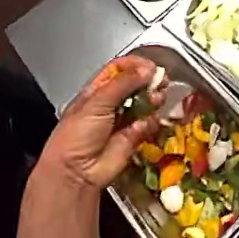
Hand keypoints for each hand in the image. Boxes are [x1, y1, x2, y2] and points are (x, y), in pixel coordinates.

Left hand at [36, 55, 161, 190]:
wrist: (77, 172)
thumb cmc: (77, 134)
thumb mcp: (97, 102)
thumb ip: (124, 84)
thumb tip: (148, 69)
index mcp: (96, 91)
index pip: (118, 70)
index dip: (134, 65)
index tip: (150, 66)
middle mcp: (111, 103)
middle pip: (135, 85)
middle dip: (149, 81)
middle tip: (161, 81)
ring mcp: (124, 119)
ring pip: (145, 103)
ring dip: (154, 98)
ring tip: (157, 99)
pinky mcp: (134, 136)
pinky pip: (149, 123)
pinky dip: (153, 120)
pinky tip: (151, 119)